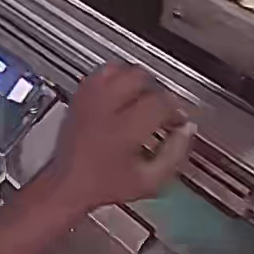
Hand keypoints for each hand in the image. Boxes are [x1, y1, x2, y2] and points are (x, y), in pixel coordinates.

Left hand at [41, 63, 196, 211]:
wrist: (67, 183)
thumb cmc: (107, 185)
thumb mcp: (149, 182)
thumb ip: (174, 155)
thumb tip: (186, 130)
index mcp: (124, 130)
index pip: (159, 102)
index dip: (175, 110)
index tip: (177, 122)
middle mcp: (105, 107)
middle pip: (140, 78)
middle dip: (156, 93)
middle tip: (159, 111)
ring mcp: (89, 98)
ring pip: (120, 69)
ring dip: (136, 82)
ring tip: (140, 100)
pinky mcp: (79, 95)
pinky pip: (101, 72)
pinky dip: (116, 77)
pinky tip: (120, 95)